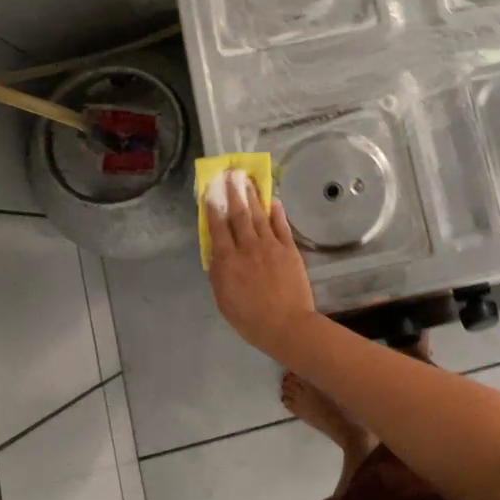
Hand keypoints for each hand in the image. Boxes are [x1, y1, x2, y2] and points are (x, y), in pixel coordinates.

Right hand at [205, 170, 316, 355]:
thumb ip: (218, 273)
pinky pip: (281, 225)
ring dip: (253, 196)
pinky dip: (277, 212)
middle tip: (230, 174)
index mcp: (228, 261)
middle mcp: (247, 247)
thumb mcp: (224, 299)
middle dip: (233, 193)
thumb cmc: (250, 319)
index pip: (218, 228)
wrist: (286, 324)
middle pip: (239, 215)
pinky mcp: (289, 249)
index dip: (214, 208)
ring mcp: (270, 245)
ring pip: (259, 215)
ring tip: (247, 180)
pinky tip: (273, 200)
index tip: (211, 191)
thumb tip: (216, 252)